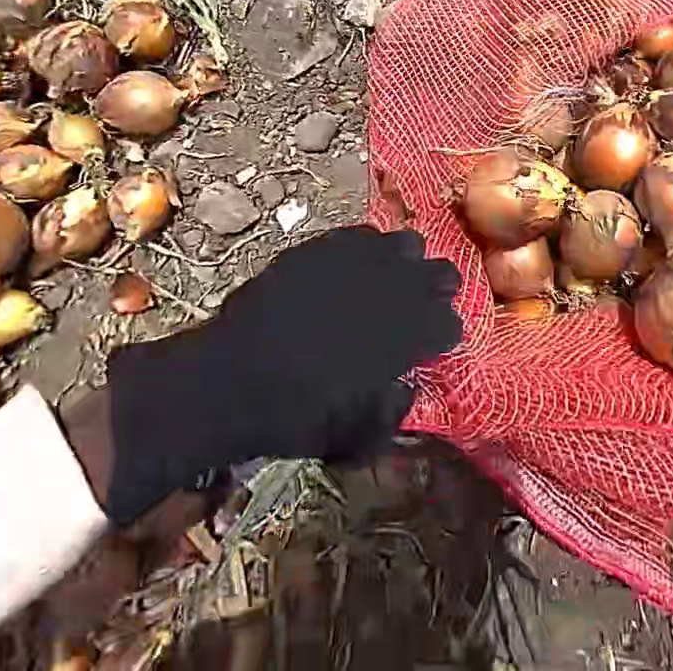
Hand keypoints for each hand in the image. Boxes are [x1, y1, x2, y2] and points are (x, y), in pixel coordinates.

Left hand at [68, 226, 461, 525]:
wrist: (224, 381)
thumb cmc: (292, 416)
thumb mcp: (351, 438)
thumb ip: (391, 416)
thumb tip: (409, 391)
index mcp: (403, 339)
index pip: (449, 323)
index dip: (447, 331)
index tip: (439, 340)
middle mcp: (389, 294)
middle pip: (441, 274)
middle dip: (441, 287)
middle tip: (428, 301)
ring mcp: (356, 265)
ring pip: (406, 244)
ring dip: (409, 262)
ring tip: (397, 275)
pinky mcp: (322, 249)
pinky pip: (361, 235)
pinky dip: (368, 248)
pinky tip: (359, 262)